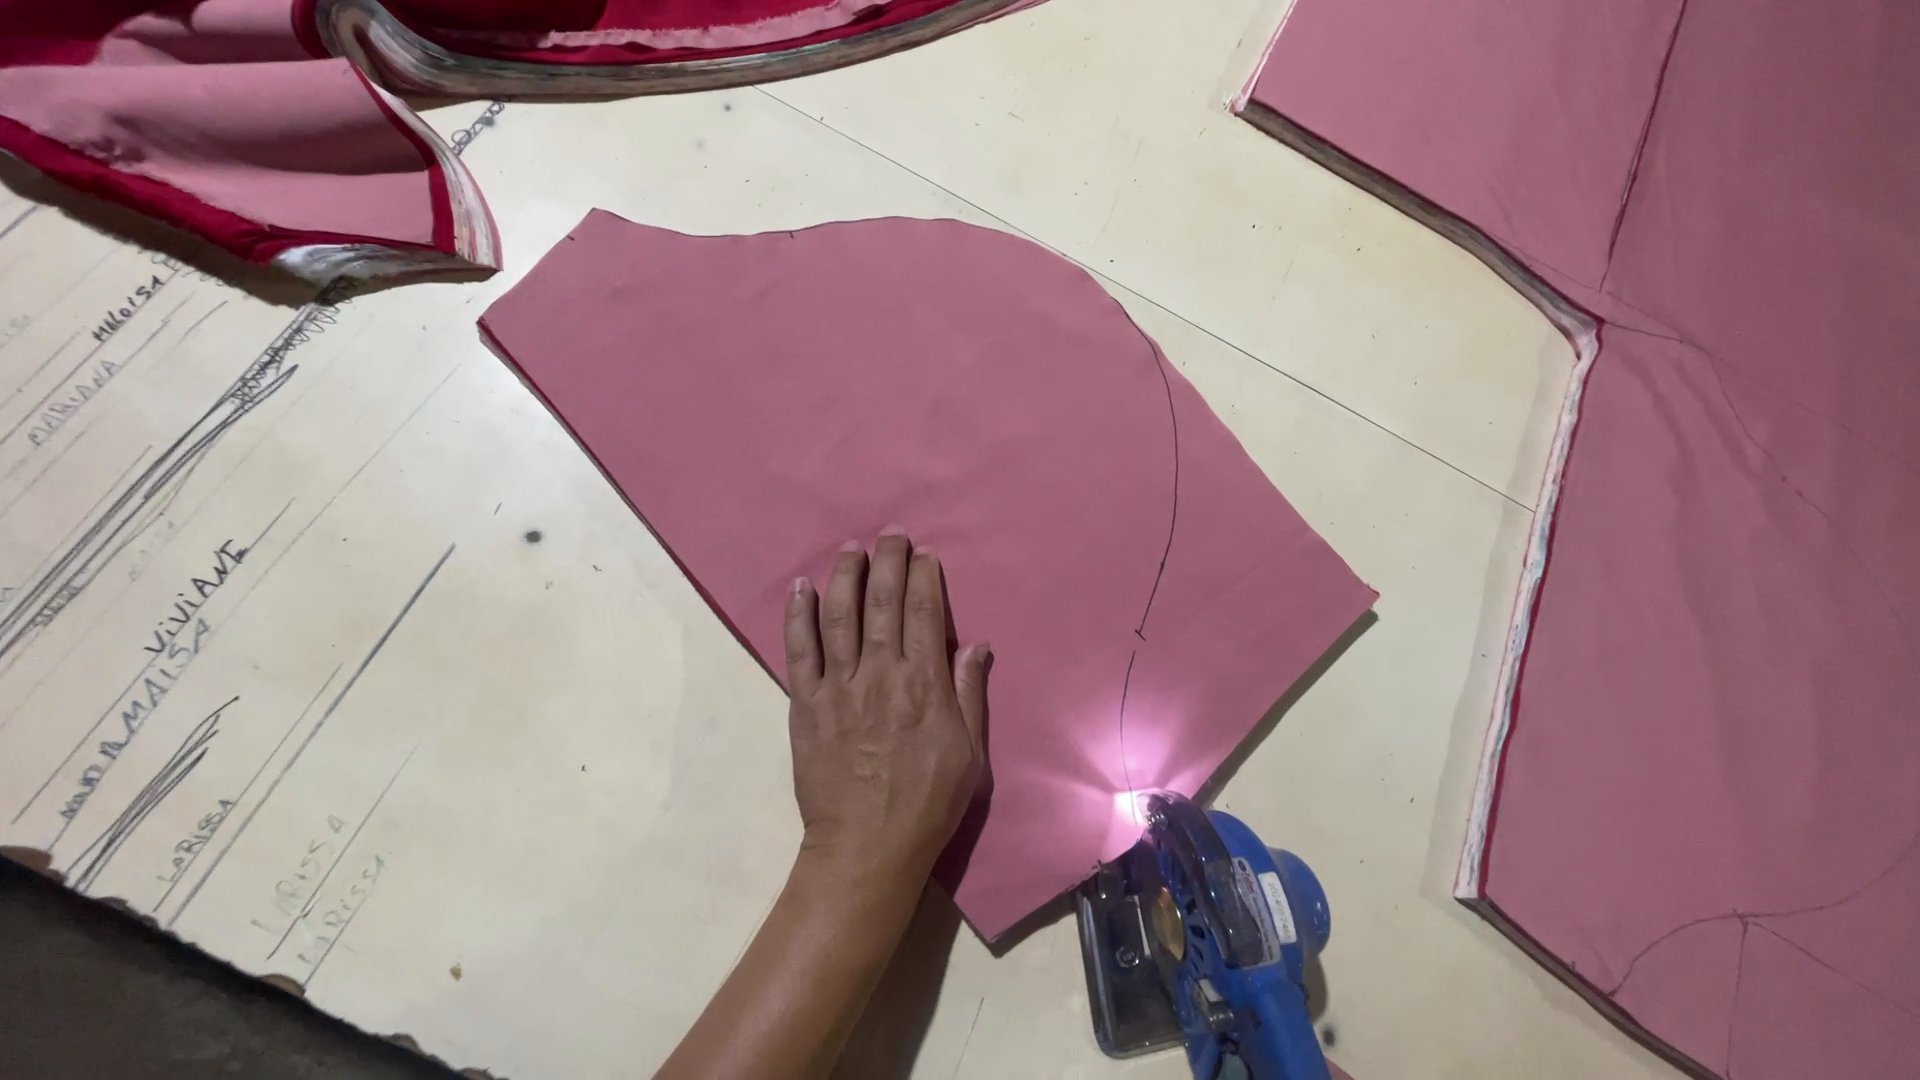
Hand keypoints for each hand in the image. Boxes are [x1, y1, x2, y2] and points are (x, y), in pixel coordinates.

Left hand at [783, 528, 988, 884]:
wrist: (866, 847)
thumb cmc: (928, 803)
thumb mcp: (970, 754)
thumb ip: (970, 694)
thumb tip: (978, 644)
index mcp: (925, 685)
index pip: (925, 614)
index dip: (924, 577)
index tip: (924, 553)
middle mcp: (881, 675)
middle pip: (883, 604)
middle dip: (888, 562)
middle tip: (891, 534)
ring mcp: (838, 688)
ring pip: (840, 616)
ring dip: (845, 576)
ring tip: (850, 548)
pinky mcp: (805, 705)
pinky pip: (799, 651)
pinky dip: (798, 616)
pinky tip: (800, 588)